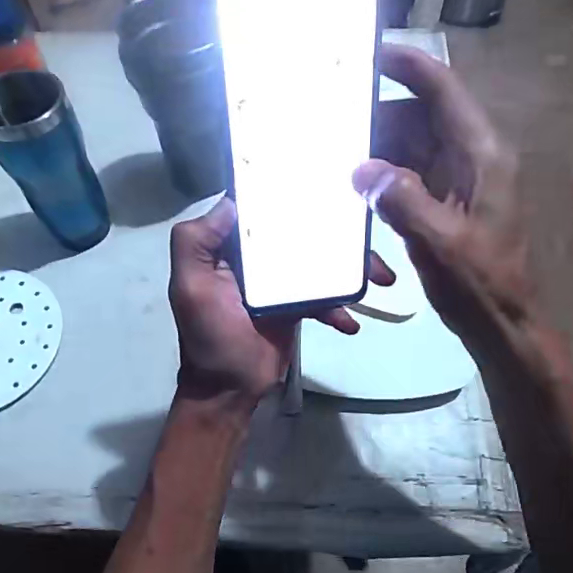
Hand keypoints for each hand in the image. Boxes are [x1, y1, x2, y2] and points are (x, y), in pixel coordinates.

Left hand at [169, 197, 394, 403]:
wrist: (229, 390)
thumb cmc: (208, 338)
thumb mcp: (190, 289)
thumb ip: (195, 243)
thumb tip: (229, 203)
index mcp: (228, 248)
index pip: (258, 211)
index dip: (285, 196)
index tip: (322, 182)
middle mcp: (254, 259)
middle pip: (298, 234)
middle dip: (335, 232)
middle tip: (367, 236)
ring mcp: (278, 283)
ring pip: (319, 264)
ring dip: (351, 270)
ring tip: (382, 278)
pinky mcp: (297, 307)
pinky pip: (324, 298)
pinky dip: (340, 309)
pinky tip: (350, 323)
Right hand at [356, 44, 534, 352]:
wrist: (502, 325)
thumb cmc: (480, 283)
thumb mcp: (440, 241)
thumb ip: (402, 200)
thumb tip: (362, 169)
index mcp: (482, 156)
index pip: (444, 94)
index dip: (411, 68)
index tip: (372, 51)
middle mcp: (472, 159)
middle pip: (422, 118)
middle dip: (380, 116)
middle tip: (334, 116)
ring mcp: (458, 182)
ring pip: (412, 147)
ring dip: (378, 149)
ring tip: (336, 149)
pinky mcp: (444, 205)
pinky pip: (409, 177)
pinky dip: (383, 177)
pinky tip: (355, 186)